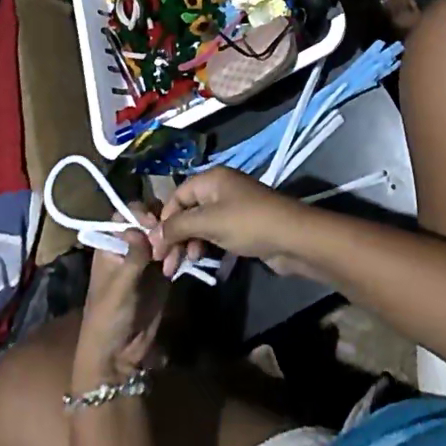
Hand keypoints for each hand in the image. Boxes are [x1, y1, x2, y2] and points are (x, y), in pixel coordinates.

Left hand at [73, 207, 167, 386]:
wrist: (119, 355)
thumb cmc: (108, 319)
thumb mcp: (118, 288)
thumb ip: (132, 256)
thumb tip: (138, 228)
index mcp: (111, 245)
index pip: (125, 215)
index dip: (140, 213)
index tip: (154, 223)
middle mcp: (131, 245)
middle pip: (150, 219)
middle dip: (164, 223)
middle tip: (174, 235)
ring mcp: (149, 257)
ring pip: (166, 232)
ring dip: (177, 237)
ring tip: (180, 256)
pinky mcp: (165, 270)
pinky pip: (177, 249)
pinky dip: (185, 249)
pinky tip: (191, 257)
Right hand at [153, 167, 312, 278]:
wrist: (290, 236)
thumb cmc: (247, 223)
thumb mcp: (208, 222)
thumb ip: (178, 226)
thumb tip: (154, 235)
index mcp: (212, 179)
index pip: (177, 195)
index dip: (164, 220)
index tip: (155, 247)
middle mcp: (220, 188)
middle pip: (187, 211)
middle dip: (174, 236)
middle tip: (165, 265)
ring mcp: (232, 206)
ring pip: (200, 224)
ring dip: (188, 244)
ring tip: (181, 267)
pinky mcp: (241, 225)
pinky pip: (214, 233)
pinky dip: (204, 245)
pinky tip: (200, 261)